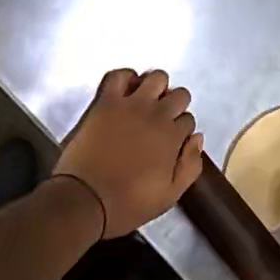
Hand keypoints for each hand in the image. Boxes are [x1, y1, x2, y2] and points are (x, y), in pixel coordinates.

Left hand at [54, 69, 204, 239]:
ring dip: (156, 87)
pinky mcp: (106, 103)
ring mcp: (131, 105)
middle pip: (179, 94)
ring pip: (156, 77)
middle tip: (160, 121)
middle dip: (175, 106)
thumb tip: (197, 138)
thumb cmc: (125, 204)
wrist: (81, 203)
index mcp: (172, 137)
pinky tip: (125, 90)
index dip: (181, 130)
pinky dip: (125, 77)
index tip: (170, 141)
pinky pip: (119, 76)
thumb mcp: (168, 197)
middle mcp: (157, 115)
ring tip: (145, 102)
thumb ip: (190, 166)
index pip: (188, 120)